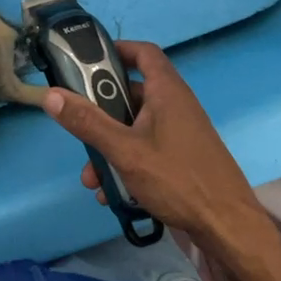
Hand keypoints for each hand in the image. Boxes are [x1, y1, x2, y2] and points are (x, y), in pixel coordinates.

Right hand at [44, 41, 268, 247]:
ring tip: (91, 177)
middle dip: (99, 112)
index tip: (86, 61)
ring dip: (108, 147)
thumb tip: (50, 95)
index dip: (117, 49)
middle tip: (77, 124)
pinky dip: (125, 164)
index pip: (143, 53)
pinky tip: (110, 193)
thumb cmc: (179, 180)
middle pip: (130, 95)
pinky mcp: (181, 160)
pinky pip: (145, 151)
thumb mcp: (125, 150)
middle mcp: (175, 107)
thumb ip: (87, 122)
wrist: (229, 231)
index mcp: (167, 93)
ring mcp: (180, 135)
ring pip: (134, 128)